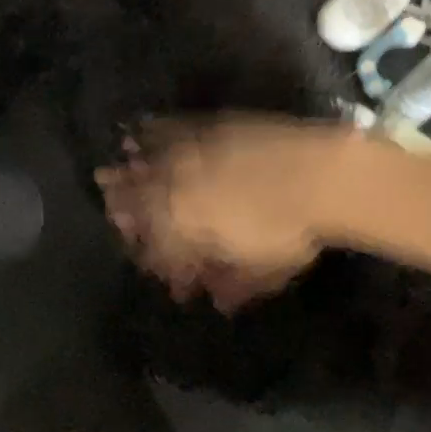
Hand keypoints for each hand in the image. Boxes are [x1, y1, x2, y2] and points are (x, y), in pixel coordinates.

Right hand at [95, 117, 365, 311]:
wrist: (324, 175)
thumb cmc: (292, 232)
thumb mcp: (262, 271)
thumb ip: (231, 286)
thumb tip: (216, 303)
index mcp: (181, 227)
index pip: (152, 246)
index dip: (147, 257)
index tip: (145, 263)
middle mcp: (174, 190)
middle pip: (134, 202)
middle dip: (120, 211)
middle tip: (111, 215)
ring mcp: (188, 155)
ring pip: (142, 166)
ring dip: (123, 174)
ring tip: (106, 175)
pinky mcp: (207, 128)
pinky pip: (167, 130)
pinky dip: (150, 135)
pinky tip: (139, 132)